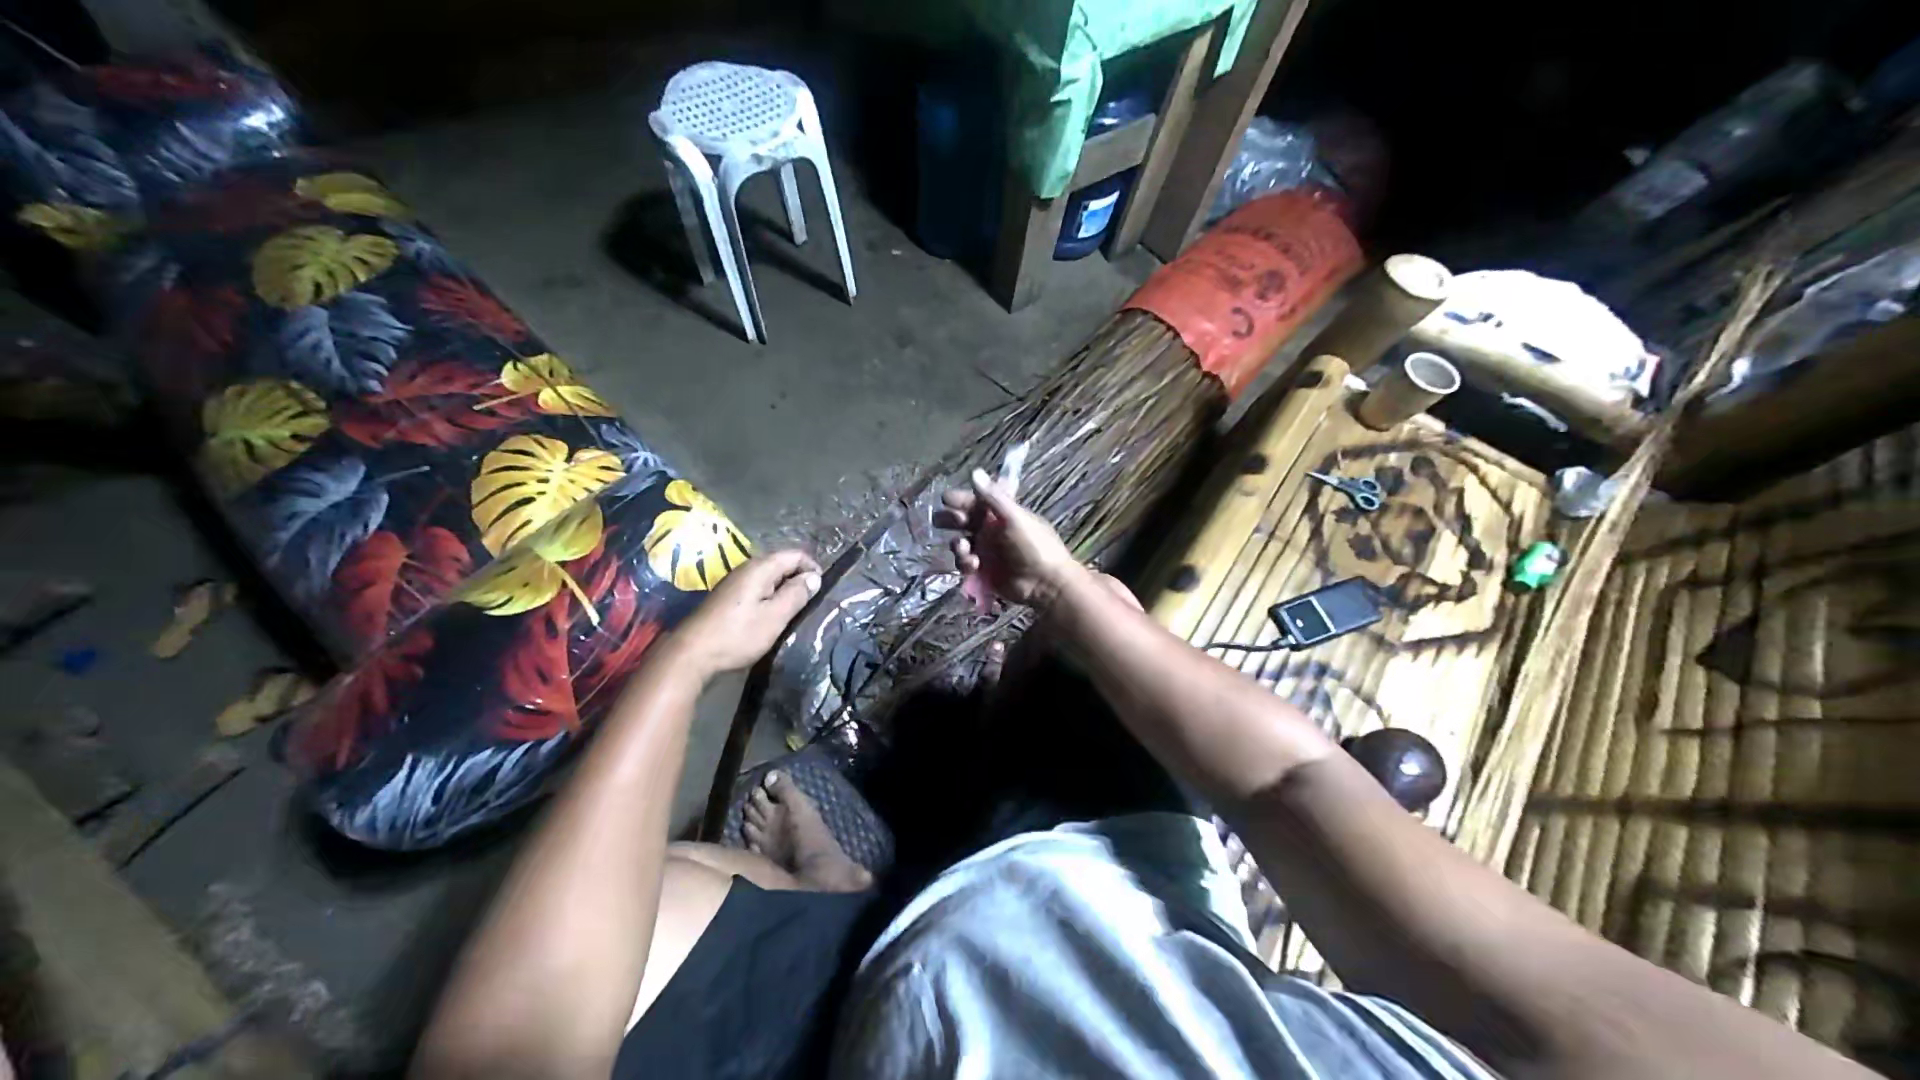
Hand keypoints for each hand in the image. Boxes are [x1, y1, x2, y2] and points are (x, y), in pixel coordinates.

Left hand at [668, 549, 821, 676]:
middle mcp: (747, 568)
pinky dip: (771, 597)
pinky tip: (774, 615)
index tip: (821, 591)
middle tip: (811, 603)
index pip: (795, 555)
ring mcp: (736, 582)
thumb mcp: (775, 617)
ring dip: (785, 590)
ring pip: (770, 577)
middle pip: (782, 564)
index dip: (812, 568)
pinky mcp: (729, 597)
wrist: (692, 654)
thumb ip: (797, 594)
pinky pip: (759, 588)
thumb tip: (814, 577)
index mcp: (760, 568)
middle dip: (800, 578)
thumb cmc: (738, 635)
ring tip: (796, 611)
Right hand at [934, 468, 1080, 607]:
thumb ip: (993, 497)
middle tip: (943, 522)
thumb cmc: (1034, 546)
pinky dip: (965, 563)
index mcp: (998, 513)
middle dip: (949, 520)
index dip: (958, 499)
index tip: (946, 500)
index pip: (972, 501)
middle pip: (960, 521)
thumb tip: (975, 472)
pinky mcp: (982, 571)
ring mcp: (984, 551)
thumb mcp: (1014, 518)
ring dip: (957, 545)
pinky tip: (974, 565)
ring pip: (959, 543)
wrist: (1045, 583)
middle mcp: (988, 530)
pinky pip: (964, 564)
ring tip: (965, 549)